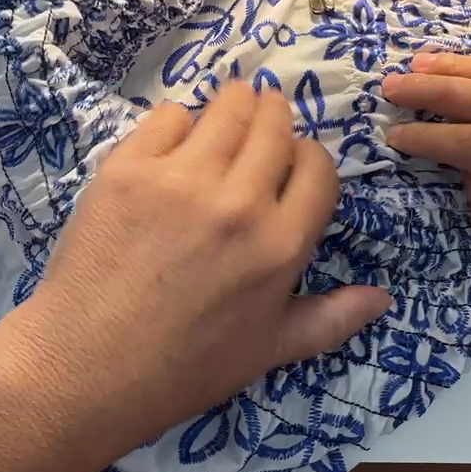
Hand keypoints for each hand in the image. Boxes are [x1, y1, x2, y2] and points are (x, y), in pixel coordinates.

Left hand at [0, 82, 393, 441]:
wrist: (87, 365)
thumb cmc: (184, 366)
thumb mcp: (269, 351)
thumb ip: (331, 319)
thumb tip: (383, 298)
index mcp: (281, 244)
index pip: (319, 166)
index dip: (308, 158)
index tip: (290, 165)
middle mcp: (238, 201)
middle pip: (273, 123)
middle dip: (273, 117)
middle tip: (258, 123)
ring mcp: (180, 179)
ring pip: (226, 107)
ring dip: (233, 105)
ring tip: (223, 117)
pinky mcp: (129, 167)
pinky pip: (168, 116)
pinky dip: (177, 123)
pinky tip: (170, 146)